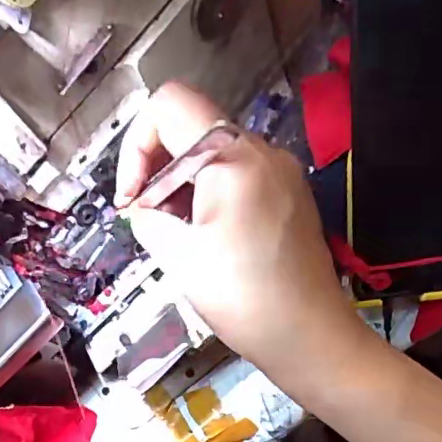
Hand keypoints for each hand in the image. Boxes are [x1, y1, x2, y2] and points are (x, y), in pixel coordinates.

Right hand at [115, 82, 367, 373]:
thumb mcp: (179, 259)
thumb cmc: (244, 299)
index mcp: (232, 157)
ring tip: (181, 240)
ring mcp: (282, 174)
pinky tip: (210, 244)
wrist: (308, 336)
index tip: (133, 197)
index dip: (136, 146)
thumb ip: (150, 219)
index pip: (168, 105)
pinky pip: (240, 181)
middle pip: (193, 131)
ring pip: (216, 159)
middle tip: (153, 224)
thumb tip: (142, 208)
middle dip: (160, 173)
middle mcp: (263, 152)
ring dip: (185, 190)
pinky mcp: (290, 198)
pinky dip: (213, 201)